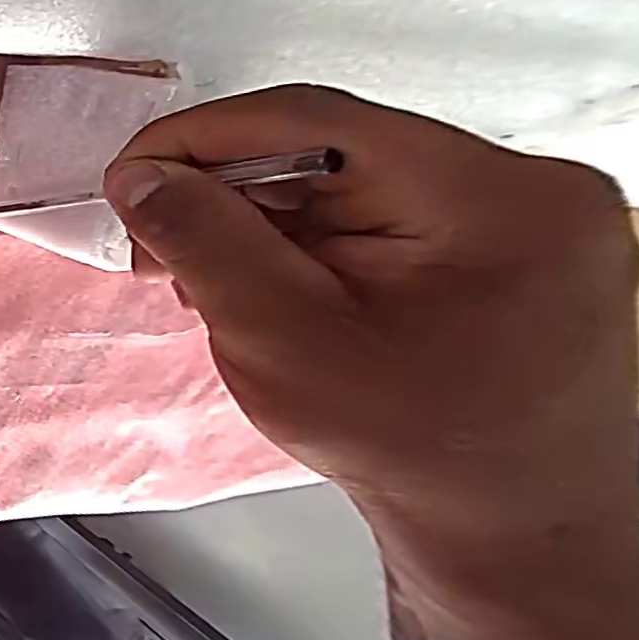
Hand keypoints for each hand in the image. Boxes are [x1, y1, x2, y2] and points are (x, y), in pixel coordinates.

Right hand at [103, 86, 638, 548]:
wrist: (495, 519)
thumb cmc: (395, 439)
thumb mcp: (275, 335)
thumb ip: (202, 240)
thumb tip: (136, 175)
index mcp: (486, 197)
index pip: (309, 120)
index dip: (198, 137)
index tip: (126, 176)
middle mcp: (512, 184)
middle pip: (317, 149)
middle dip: (214, 193)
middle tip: (148, 246)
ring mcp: (501, 212)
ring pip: (326, 180)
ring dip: (240, 221)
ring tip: (192, 277)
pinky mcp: (477, 241)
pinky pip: (351, 211)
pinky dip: (279, 240)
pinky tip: (247, 281)